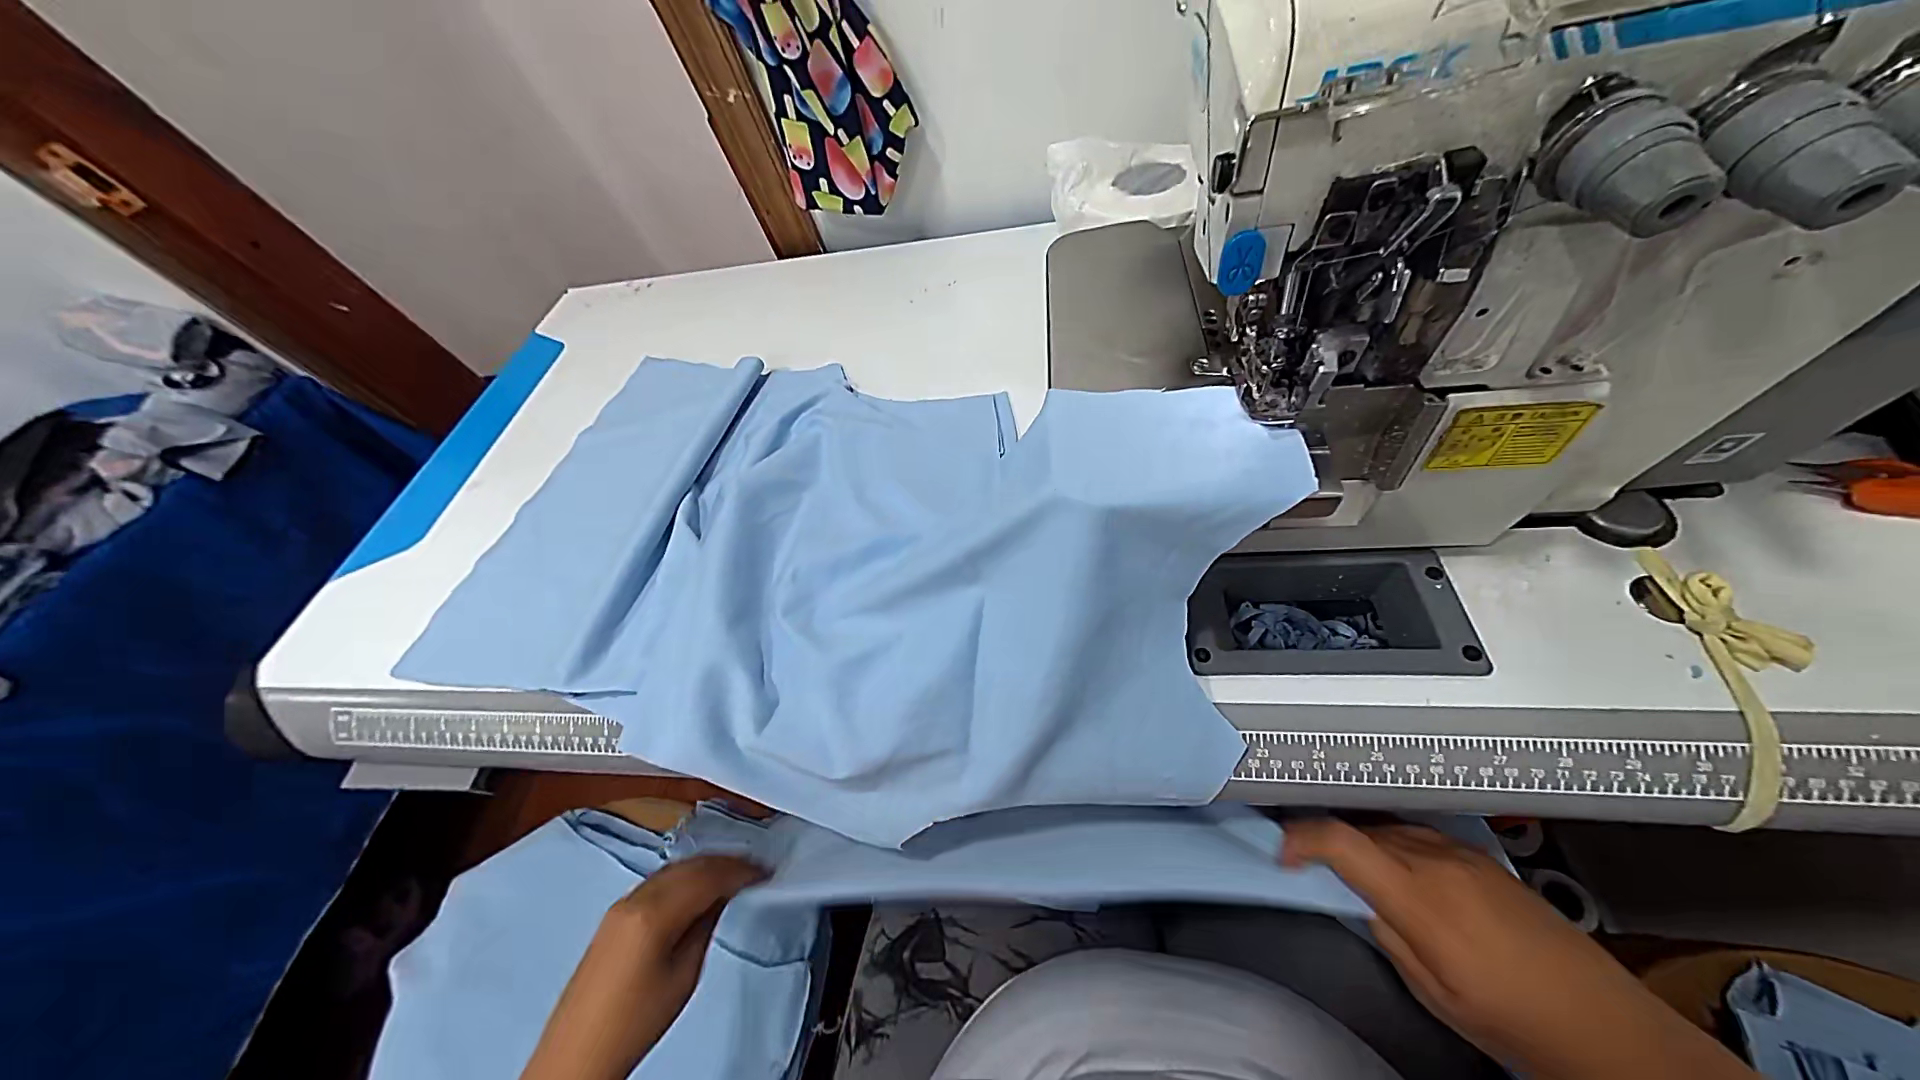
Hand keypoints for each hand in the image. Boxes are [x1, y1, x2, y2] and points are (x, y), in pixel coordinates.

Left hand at [520, 856, 765, 1079]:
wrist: (580, 1052)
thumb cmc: (634, 1023)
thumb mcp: (685, 974)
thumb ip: (706, 925)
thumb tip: (724, 896)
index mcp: (653, 913)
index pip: (708, 874)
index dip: (741, 869)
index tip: (763, 871)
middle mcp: (634, 900)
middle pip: (690, 865)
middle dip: (725, 862)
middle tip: (754, 868)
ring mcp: (620, 905)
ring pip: (674, 868)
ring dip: (705, 866)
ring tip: (732, 874)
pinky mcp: (614, 915)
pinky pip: (658, 879)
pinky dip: (685, 876)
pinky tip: (698, 886)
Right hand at [1283, 820, 1755, 1079]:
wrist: (1603, 1023)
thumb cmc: (1511, 1017)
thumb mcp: (1429, 988)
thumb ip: (1383, 931)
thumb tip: (1356, 899)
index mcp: (1418, 895)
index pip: (1339, 840)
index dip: (1298, 839)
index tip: (1282, 855)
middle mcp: (1436, 860)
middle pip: (1359, 829)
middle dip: (1327, 843)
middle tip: (1310, 868)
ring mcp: (1461, 854)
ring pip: (1388, 829)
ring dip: (1362, 844)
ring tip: (1357, 875)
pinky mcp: (1481, 858)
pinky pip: (1418, 836)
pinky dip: (1394, 847)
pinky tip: (1403, 876)